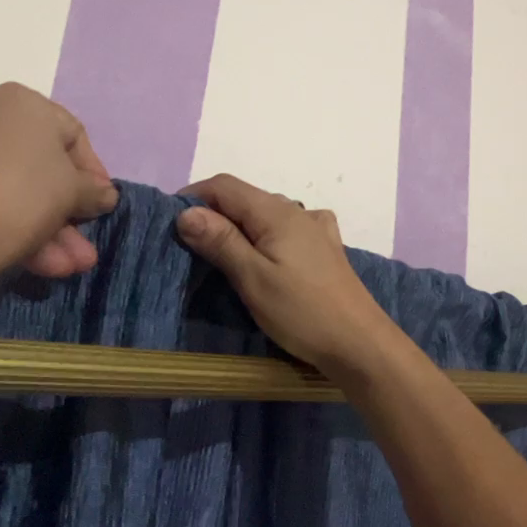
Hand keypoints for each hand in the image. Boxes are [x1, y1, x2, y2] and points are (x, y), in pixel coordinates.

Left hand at [0, 82, 118, 277]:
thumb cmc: (19, 196)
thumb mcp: (73, 192)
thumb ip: (93, 190)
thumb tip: (103, 194)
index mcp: (20, 101)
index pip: (72, 135)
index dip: (93, 175)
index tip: (101, 206)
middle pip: (40, 167)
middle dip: (66, 213)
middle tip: (81, 248)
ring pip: (12, 189)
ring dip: (44, 229)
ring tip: (64, 267)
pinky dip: (9, 226)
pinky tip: (31, 262)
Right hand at [176, 174, 404, 376]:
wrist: (359, 341)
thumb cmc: (302, 312)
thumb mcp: (253, 278)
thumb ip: (221, 242)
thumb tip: (186, 212)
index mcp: (276, 212)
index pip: (225, 185)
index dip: (193, 196)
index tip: (168, 223)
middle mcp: (297, 211)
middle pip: (245, 198)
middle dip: (213, 213)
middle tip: (186, 246)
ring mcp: (316, 229)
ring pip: (266, 214)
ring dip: (239, 225)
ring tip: (218, 254)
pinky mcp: (326, 248)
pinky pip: (288, 228)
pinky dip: (266, 234)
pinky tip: (265, 253)